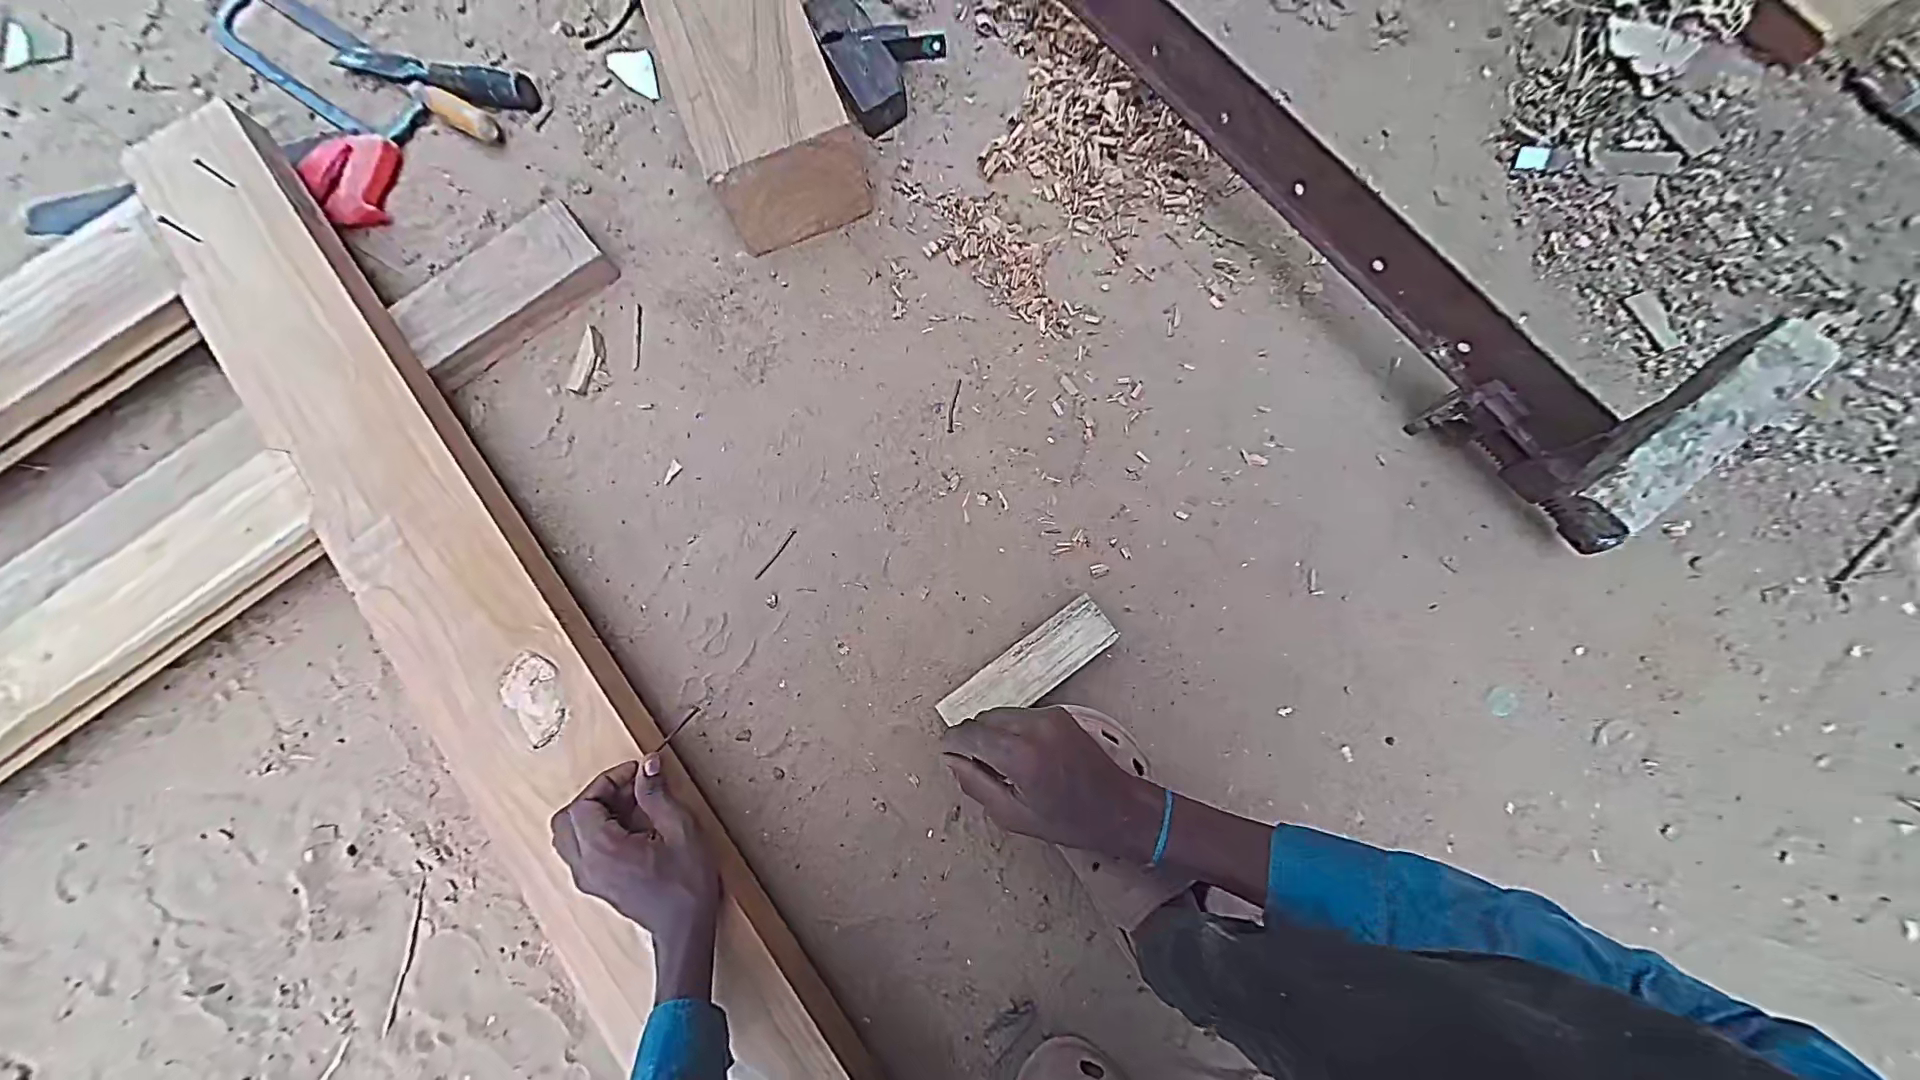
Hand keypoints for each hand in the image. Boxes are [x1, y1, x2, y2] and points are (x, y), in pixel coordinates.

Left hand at [551, 756, 720, 941]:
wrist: (685, 926)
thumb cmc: (686, 881)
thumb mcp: (680, 828)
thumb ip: (657, 795)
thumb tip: (647, 765)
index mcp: (603, 852)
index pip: (583, 804)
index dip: (608, 780)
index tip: (638, 771)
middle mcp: (586, 867)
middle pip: (568, 818)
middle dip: (598, 794)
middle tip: (633, 785)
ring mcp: (587, 878)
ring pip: (570, 834)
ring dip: (596, 810)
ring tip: (633, 803)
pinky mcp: (595, 883)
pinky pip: (581, 847)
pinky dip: (598, 827)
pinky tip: (632, 823)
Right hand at [941, 706, 1166, 862]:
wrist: (1119, 807)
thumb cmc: (1071, 820)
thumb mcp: (1013, 815)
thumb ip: (976, 784)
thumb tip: (952, 761)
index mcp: (1020, 755)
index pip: (969, 733)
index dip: (953, 742)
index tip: (948, 752)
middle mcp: (1033, 727)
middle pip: (983, 719)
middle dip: (973, 738)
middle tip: (976, 765)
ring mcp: (1048, 716)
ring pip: (1000, 714)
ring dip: (992, 733)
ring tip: (1003, 763)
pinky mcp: (1058, 713)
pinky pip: (1020, 715)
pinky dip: (1012, 730)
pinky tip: (1022, 754)